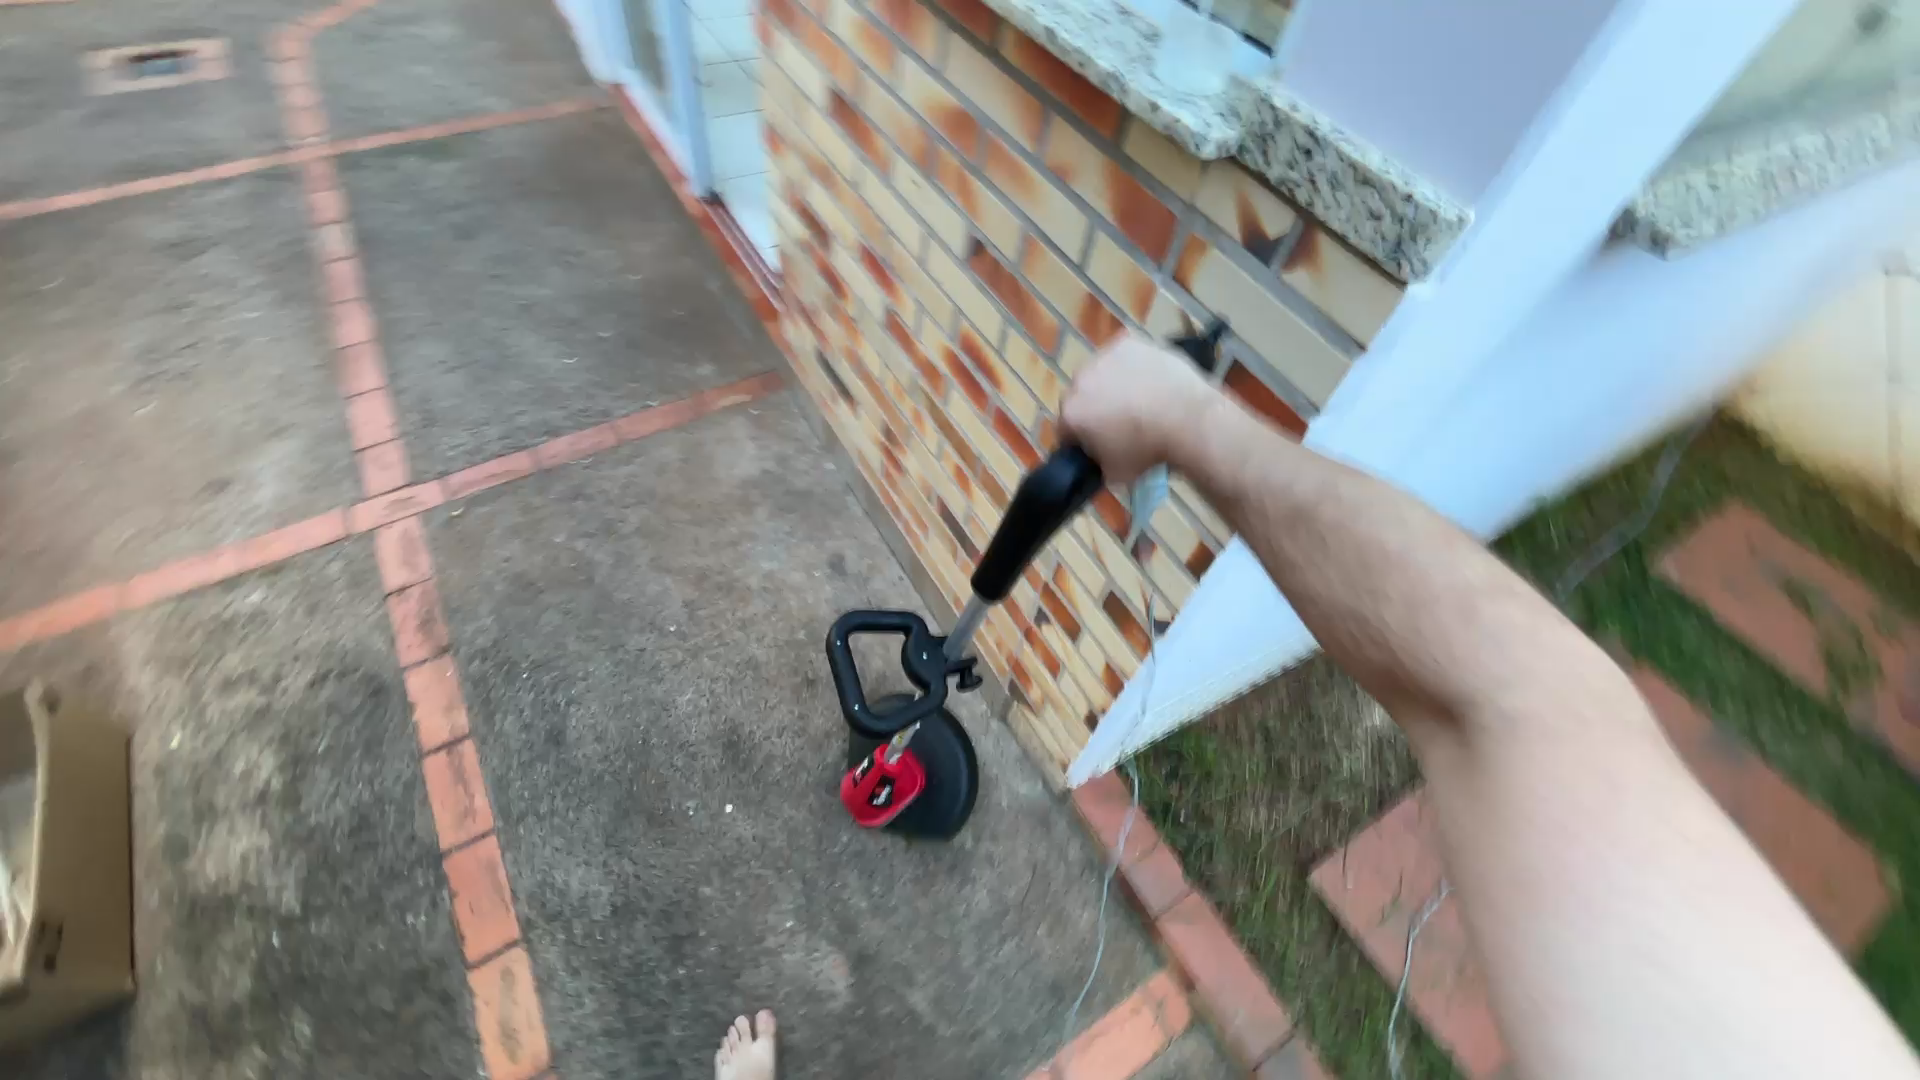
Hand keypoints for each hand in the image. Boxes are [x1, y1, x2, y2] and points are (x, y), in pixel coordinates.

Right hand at [1059, 334, 1218, 483]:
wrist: (1187, 419)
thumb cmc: (1148, 451)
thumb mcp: (1116, 473)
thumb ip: (1098, 463)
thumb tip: (1101, 459)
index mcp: (1071, 414)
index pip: (1066, 429)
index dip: (1081, 439)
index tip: (1099, 445)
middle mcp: (1079, 381)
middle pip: (1080, 397)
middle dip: (1094, 408)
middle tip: (1120, 422)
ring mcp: (1103, 358)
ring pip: (1099, 373)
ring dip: (1110, 384)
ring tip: (1139, 398)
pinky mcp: (1126, 342)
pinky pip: (1121, 356)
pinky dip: (1131, 366)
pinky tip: (1148, 378)